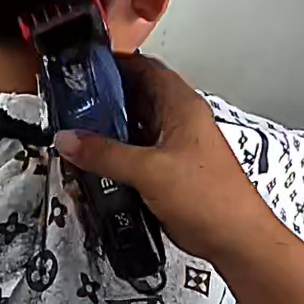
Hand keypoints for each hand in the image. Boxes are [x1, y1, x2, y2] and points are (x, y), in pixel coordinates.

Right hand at [55, 55, 290, 264]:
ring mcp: (175, 150)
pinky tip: (96, 168)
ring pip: (135, 131)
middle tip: (71, 107)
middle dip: (103, 102)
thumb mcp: (149, 170)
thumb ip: (105, 154)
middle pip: (136, 100)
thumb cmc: (211, 198)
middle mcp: (179, 123)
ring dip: (109, 133)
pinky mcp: (170, 175)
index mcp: (182, 107)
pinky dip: (116, 159)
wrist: (234, 239)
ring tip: (77, 137)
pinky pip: (137, 158)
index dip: (113, 64)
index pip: (145, 68)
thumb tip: (70, 139)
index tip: (82, 69)